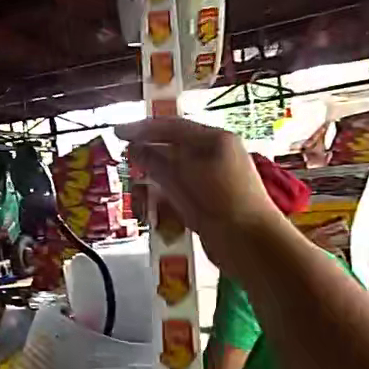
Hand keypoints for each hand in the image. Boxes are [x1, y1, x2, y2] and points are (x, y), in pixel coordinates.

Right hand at [114, 118, 288, 269]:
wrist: (250, 242)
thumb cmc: (219, 200)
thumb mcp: (183, 175)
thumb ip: (156, 160)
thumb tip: (133, 147)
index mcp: (215, 139)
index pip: (173, 126)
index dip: (143, 128)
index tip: (117, 132)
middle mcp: (217, 155)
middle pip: (176, 148)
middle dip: (149, 153)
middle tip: (124, 158)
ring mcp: (216, 180)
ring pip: (178, 172)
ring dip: (155, 176)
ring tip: (134, 182)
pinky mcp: (213, 203)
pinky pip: (184, 192)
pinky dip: (167, 194)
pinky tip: (152, 201)